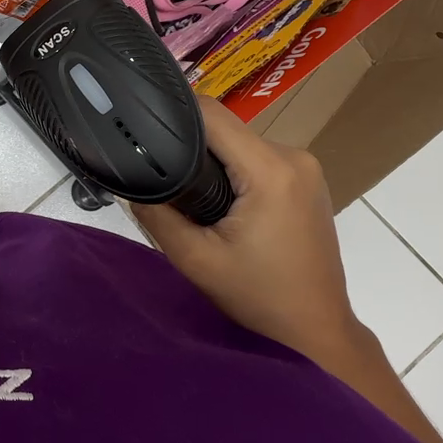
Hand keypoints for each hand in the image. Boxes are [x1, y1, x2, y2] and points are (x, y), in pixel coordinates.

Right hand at [129, 96, 363, 361]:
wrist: (314, 331)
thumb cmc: (258, 297)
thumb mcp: (194, 257)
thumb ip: (156, 212)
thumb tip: (129, 180)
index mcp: (271, 170)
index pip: (212, 114)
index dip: (172, 111)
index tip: (137, 117)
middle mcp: (294, 157)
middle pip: (224, 127)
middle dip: (188, 142)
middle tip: (153, 165)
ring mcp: (304, 166)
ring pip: (238, 141)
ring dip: (209, 157)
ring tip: (181, 187)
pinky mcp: (305, 179)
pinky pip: (254, 156)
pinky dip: (230, 167)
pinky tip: (212, 195)